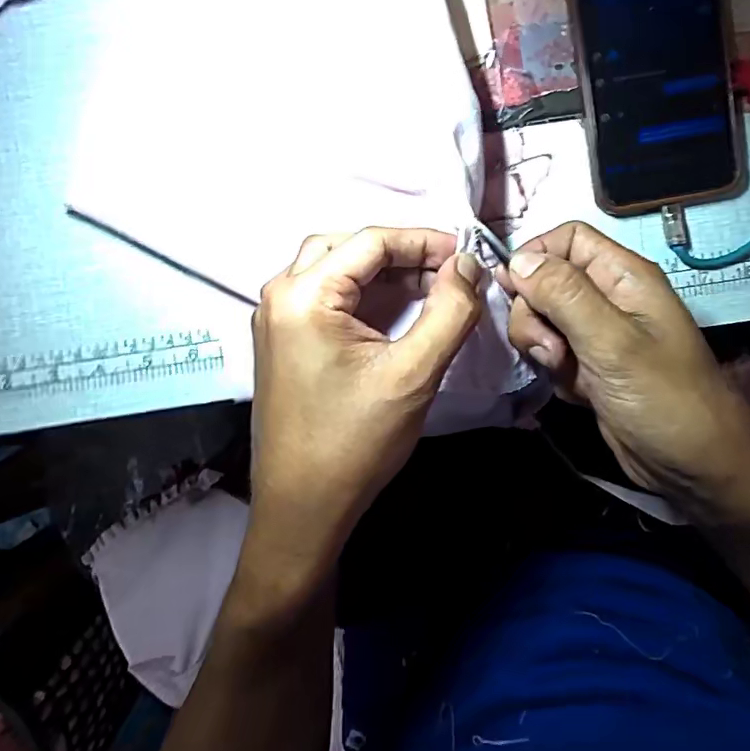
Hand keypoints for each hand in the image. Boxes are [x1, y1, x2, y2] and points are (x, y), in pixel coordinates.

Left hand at [247, 228, 484, 581]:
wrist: (305, 509)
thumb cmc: (356, 442)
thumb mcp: (414, 373)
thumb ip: (450, 311)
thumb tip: (470, 263)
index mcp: (303, 297)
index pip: (371, 241)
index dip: (424, 241)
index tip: (468, 255)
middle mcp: (281, 297)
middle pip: (348, 246)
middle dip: (403, 251)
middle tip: (450, 269)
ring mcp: (280, 319)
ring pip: (338, 268)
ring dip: (387, 271)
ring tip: (435, 286)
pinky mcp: (288, 341)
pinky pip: (332, 297)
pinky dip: (370, 294)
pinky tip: (405, 309)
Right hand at [497, 222, 749, 521]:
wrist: (696, 467)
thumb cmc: (664, 397)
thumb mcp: (612, 341)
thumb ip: (564, 295)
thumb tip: (518, 258)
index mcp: (624, 276)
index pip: (568, 239)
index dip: (536, 255)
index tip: (514, 289)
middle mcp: (610, 298)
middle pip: (547, 281)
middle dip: (535, 312)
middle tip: (550, 347)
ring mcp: (599, 335)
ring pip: (545, 319)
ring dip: (542, 345)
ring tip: (564, 371)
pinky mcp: (591, 369)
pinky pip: (554, 354)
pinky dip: (554, 372)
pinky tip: (576, 392)